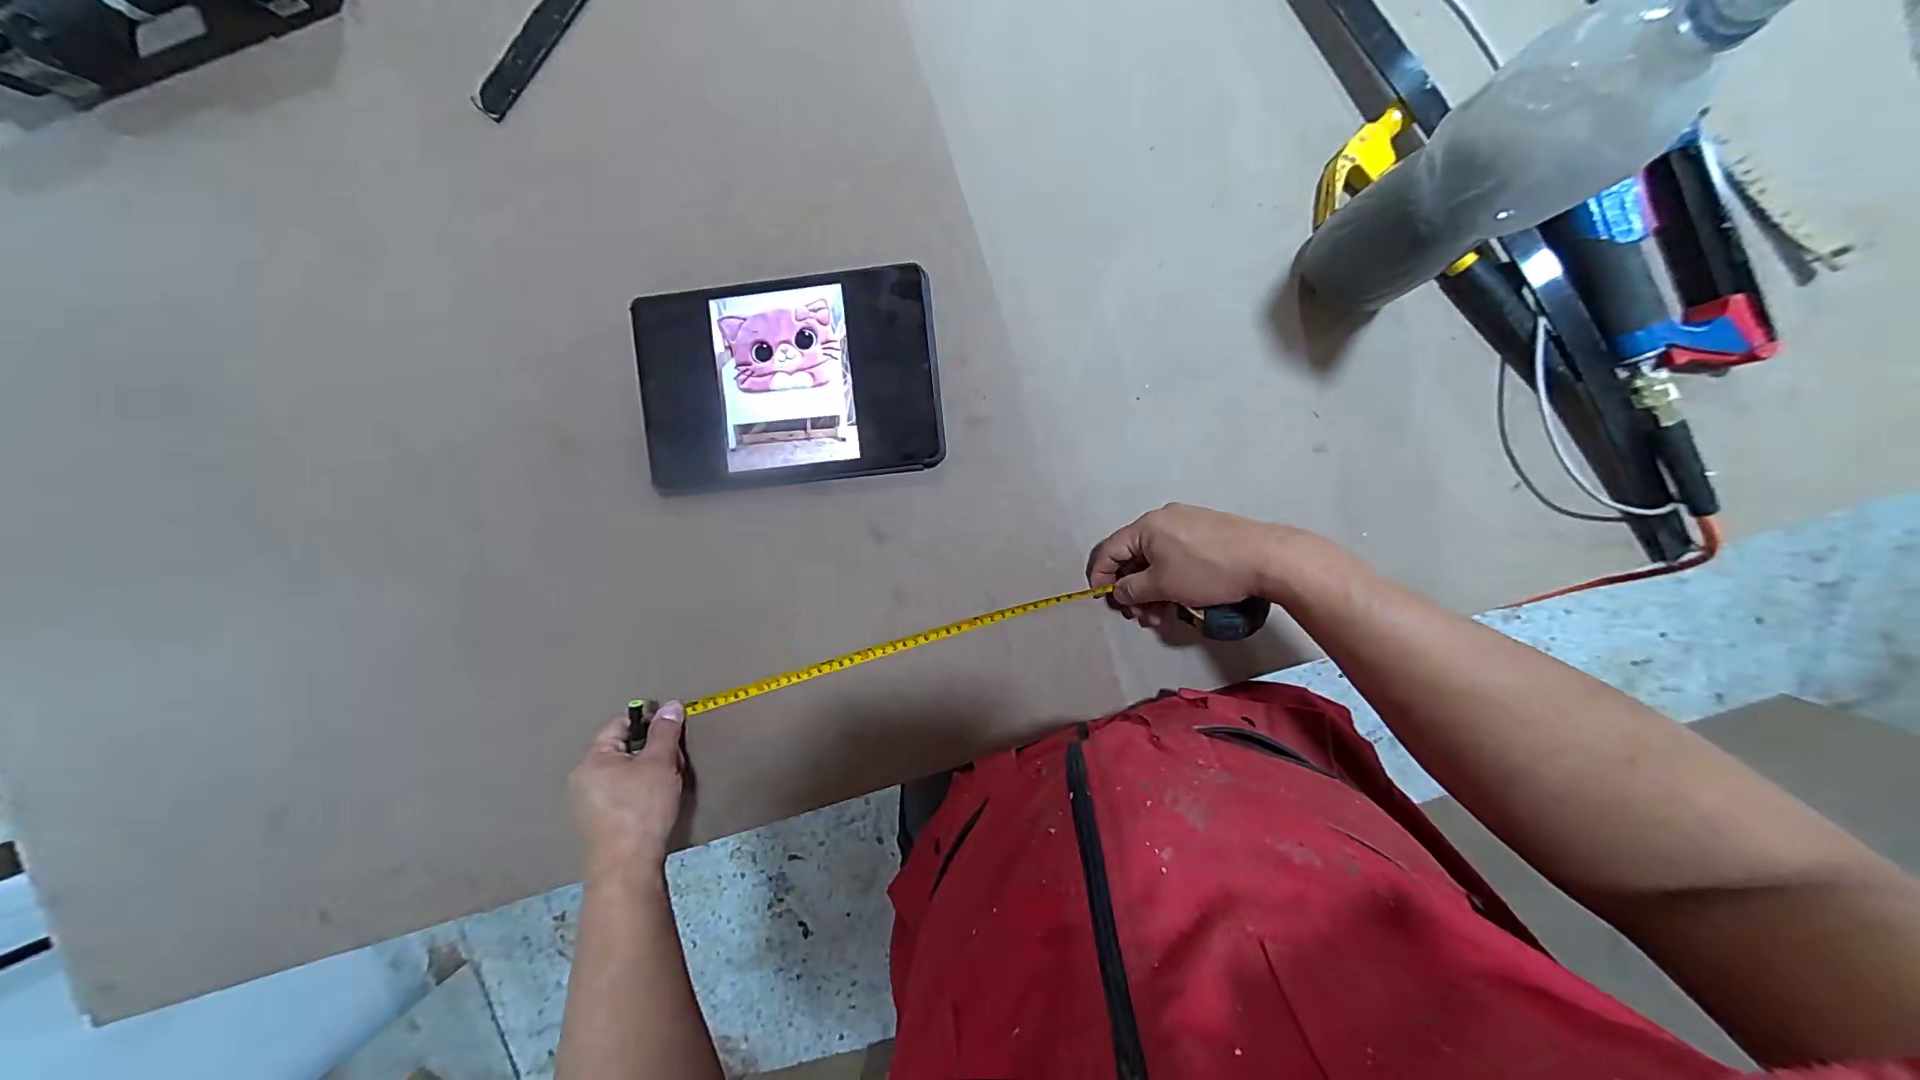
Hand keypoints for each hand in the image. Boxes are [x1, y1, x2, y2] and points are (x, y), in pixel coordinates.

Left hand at [569, 702, 687, 879]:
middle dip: (651, 750)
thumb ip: (666, 732)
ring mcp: (586, 804)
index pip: (619, 724)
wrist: (627, 867)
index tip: (671, 729)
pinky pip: (619, 793)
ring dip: (647, 771)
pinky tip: (655, 803)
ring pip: (622, 772)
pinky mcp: (596, 823)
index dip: (647, 721)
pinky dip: (638, 791)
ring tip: (667, 782)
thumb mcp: (660, 763)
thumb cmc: (641, 809)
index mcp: (593, 760)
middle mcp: (582, 779)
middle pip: (622, 748)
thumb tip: (670, 705)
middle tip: (673, 760)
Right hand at [1087, 503, 1296, 626]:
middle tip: (1138, 615)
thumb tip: (1119, 591)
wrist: (1267, 559)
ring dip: (1151, 589)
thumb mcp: (1162, 585)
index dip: (1100, 576)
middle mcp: (1163, 519)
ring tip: (1160, 615)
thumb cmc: (1209, 570)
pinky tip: (1178, 600)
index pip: (1109, 550)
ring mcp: (1187, 524)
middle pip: (1132, 556)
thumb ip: (1131, 589)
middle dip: (1131, 589)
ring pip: (1155, 559)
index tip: (1102, 599)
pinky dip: (1169, 579)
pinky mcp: (1206, 534)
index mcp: (1146, 526)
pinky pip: (1174, 557)